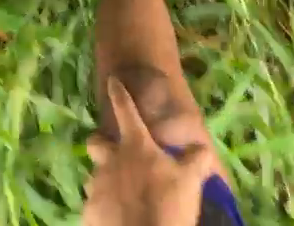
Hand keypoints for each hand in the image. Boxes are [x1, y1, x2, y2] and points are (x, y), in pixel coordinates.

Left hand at [81, 78, 216, 225]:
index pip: (125, 110)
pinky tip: (117, 217)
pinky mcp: (89, 213)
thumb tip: (204, 148)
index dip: (118, 93)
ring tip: (122, 195)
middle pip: (95, 141)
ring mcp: (97, 187)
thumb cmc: (168, 204)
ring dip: (106, 181)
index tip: (112, 81)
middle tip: (114, 154)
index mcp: (135, 145)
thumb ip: (196, 158)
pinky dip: (104, 209)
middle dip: (100, 142)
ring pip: (95, 176)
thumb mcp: (190, 178)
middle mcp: (111, 161)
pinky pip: (94, 206)